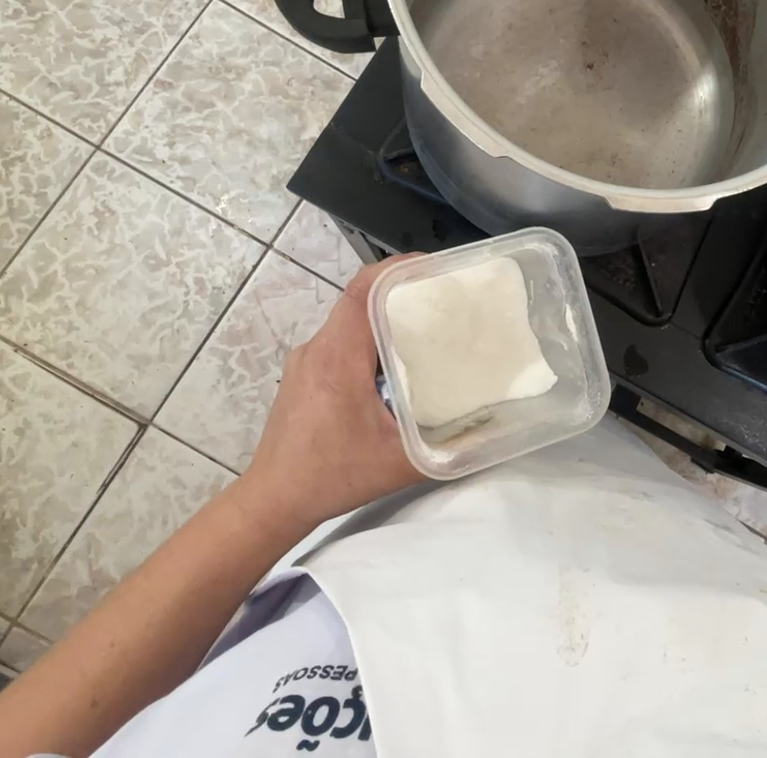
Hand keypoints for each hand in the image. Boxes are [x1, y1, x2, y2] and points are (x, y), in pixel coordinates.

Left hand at [241, 255, 426, 530]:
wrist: (273, 500)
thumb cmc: (331, 476)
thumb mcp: (398, 463)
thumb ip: (448, 447)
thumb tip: (493, 431)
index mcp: (339, 357)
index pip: (363, 290)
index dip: (396, 269)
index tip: (433, 267)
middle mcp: (318, 348)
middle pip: (359, 299)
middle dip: (400, 292)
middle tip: (442, 299)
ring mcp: (306, 360)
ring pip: (350, 320)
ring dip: (384, 317)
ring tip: (424, 330)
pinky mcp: (303, 374)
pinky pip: (340, 341)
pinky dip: (368, 339)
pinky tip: (393, 365)